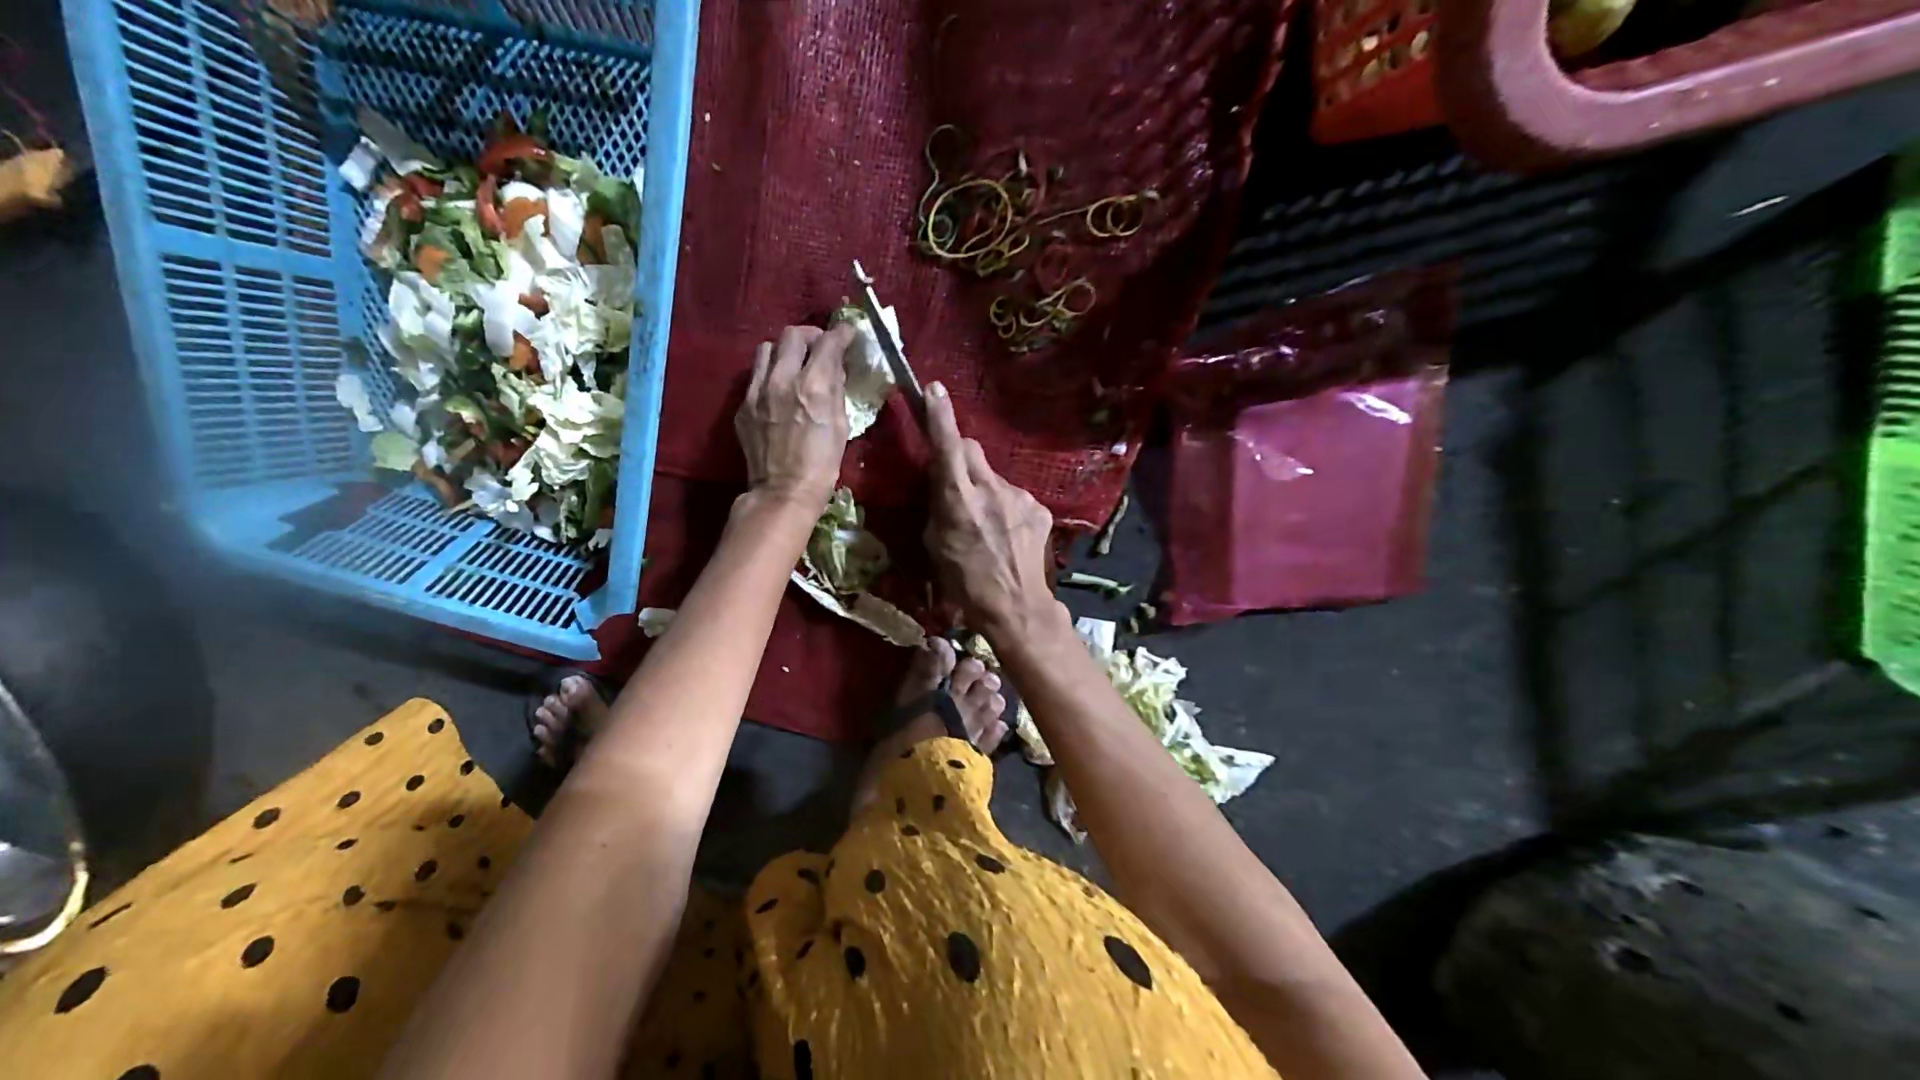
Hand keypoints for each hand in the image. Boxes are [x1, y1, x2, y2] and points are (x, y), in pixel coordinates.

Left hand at [734, 324, 851, 509]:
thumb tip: (835, 369)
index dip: (841, 333)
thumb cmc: (822, 464)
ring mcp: (757, 391)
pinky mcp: (744, 405)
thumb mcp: (841, 425)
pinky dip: (770, 375)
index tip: (847, 334)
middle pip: (793, 334)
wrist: (783, 492)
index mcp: (814, 386)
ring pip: (767, 348)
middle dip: (810, 336)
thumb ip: (836, 391)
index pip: (828, 341)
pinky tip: (779, 391)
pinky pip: (755, 376)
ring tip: (794, 365)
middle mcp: (782, 380)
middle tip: (819, 348)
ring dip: (784, 351)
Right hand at [923, 381, 1058, 635]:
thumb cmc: (964, 582)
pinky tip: (1008, 535)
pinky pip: (1015, 497)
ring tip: (986, 526)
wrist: (1015, 607)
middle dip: (960, 456)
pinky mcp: (1040, 508)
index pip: (948, 445)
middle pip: (973, 450)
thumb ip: (938, 506)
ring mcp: (1021, 497)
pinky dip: (1006, 508)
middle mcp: (992, 489)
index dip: (939, 416)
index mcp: (959, 498)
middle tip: (955, 481)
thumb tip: (942, 484)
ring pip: (994, 477)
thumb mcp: (935, 544)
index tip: (934, 389)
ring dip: (985, 490)